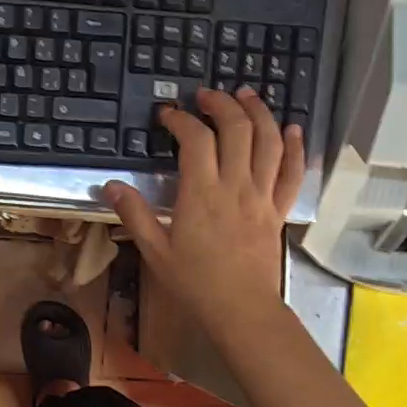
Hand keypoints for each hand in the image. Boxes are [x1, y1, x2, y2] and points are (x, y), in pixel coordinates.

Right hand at [103, 89, 303, 336]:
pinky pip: (292, 172)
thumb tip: (111, 187)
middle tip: (205, 96)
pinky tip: (291, 129)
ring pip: (268, 141)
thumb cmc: (195, 284)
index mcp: (201, 194)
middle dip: (220, 104)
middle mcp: (235, 186)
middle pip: (235, 128)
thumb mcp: (156, 252)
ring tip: (246, 96)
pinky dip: (294, 146)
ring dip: (258, 112)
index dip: (180, 119)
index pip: (194, 139)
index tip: (168, 115)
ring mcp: (261, 196)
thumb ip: (135, 215)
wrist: (241, 310)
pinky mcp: (278, 211)